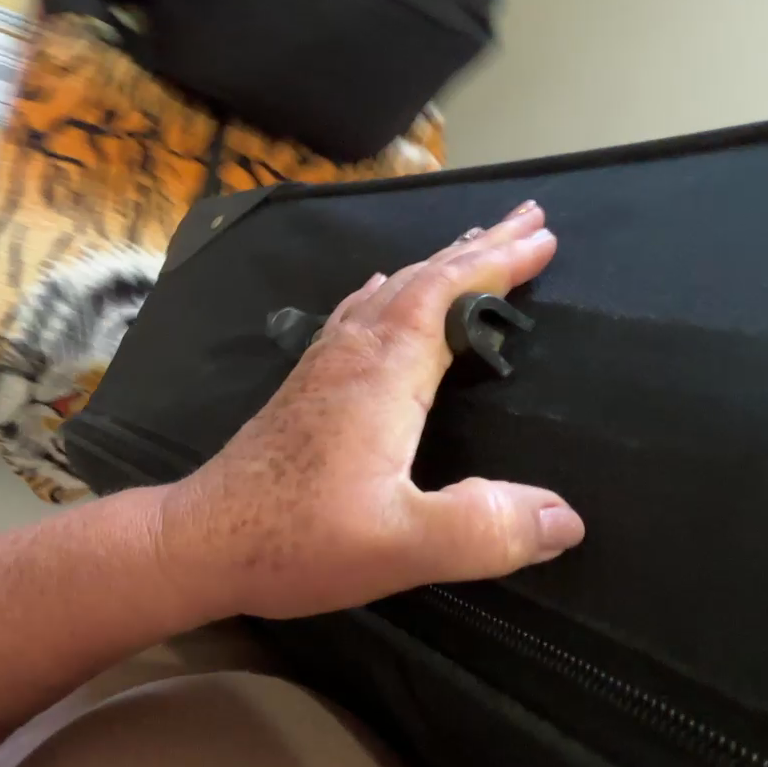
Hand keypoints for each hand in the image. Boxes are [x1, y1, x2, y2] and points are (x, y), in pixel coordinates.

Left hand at [157, 201, 584, 619]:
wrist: (201, 539)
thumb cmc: (295, 539)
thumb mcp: (402, 544)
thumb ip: (484, 528)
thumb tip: (566, 517)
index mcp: (380, 377)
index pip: (445, 296)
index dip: (495, 263)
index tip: (544, 238)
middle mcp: (348, 358)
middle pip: (416, 282)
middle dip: (474, 249)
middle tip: (526, 221)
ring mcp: (318, 370)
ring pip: (383, 296)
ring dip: (431, 268)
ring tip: (468, 249)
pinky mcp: (300, 390)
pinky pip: (353, 318)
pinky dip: (384, 295)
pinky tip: (379, 294)